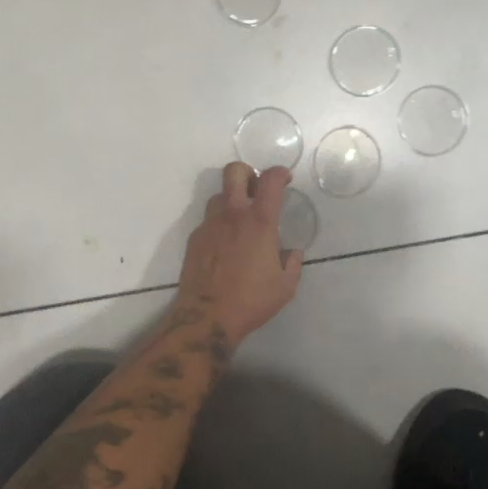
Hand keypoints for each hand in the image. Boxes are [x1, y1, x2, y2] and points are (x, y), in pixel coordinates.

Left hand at [176, 162, 303, 344]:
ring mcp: (209, 225)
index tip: (286, 179)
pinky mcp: (195, 239)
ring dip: (232, 200)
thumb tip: (290, 253)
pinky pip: (208, 221)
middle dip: (248, 173)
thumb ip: (292, 263)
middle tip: (257, 190)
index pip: (271, 180)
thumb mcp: (285, 286)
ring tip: (241, 221)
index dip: (280, 173)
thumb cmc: (251, 301)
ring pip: (219, 196)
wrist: (207, 316)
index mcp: (260, 223)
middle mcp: (232, 215)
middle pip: (234, 172)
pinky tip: (226, 246)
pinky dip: (220, 224)